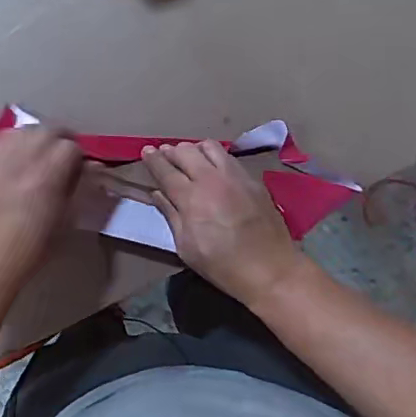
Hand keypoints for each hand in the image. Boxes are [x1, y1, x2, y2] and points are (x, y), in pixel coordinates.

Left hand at [0, 127, 86, 286]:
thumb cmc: (33, 246)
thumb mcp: (66, 219)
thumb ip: (79, 188)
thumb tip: (91, 168)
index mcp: (46, 177)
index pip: (70, 147)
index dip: (80, 155)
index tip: (81, 168)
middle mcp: (23, 160)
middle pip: (48, 130)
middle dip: (62, 139)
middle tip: (67, 155)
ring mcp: (0, 159)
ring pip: (25, 130)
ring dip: (39, 137)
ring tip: (43, 153)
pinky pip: (2, 139)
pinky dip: (16, 141)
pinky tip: (20, 155)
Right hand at [143, 141, 304, 304]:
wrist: (270, 269)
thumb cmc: (221, 264)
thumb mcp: (186, 247)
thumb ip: (171, 215)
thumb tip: (157, 194)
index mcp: (191, 198)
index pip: (166, 170)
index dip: (153, 160)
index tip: (146, 151)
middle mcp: (212, 179)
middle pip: (186, 152)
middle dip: (170, 151)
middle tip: (164, 154)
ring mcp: (235, 177)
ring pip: (210, 147)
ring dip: (194, 149)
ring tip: (189, 157)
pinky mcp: (253, 180)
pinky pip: (229, 158)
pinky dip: (215, 157)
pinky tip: (213, 166)